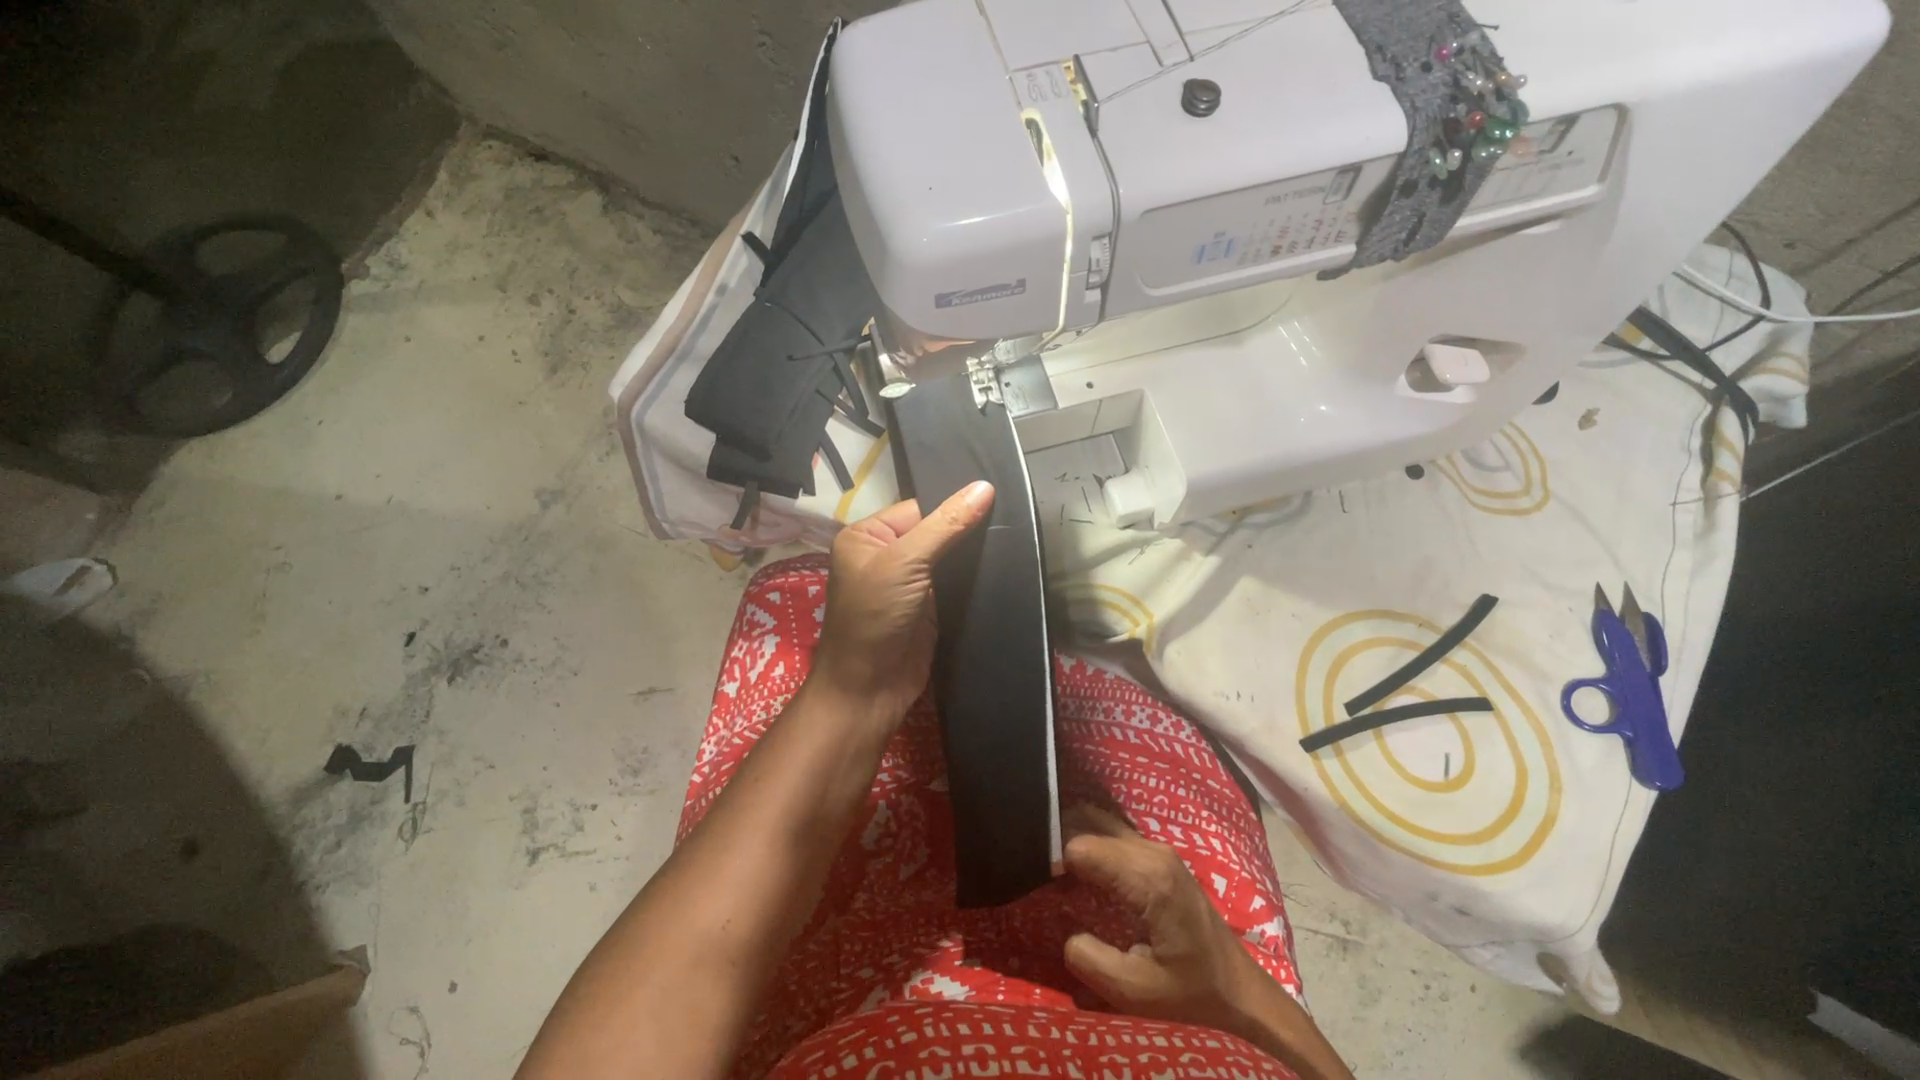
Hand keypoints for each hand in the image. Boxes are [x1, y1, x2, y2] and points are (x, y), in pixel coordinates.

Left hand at [812, 482, 994, 723]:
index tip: (996, 501)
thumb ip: (945, 526)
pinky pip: (957, 584)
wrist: (869, 689)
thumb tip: (984, 487)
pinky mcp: (930, 609)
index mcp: (867, 536)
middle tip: (1013, 520)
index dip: (953, 507)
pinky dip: (976, 579)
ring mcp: (909, 584)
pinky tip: (1004, 569)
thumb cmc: (874, 618)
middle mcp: (886, 556)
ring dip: (975, 556)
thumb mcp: (905, 563)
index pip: (919, 507)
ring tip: (1015, 540)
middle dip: (968, 530)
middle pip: (936, 531)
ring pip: (949, 558)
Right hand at [1062, 806, 1352, 1079]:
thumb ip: (1088, 958)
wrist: (1238, 993)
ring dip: (1070, 836)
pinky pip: (1113, 833)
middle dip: (1056, 839)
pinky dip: (1088, 842)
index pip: (1080, 846)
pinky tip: (1073, 868)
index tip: (1034, 884)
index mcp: (1149, 879)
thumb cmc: (1190, 993)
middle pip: (1087, 822)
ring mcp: (1158, 849)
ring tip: (1047, 867)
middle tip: (1032, 870)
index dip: (1051, 860)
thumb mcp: (1133, 991)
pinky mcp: (1159, 857)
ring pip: (1099, 822)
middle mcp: (1153, 851)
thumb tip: (1064, 933)